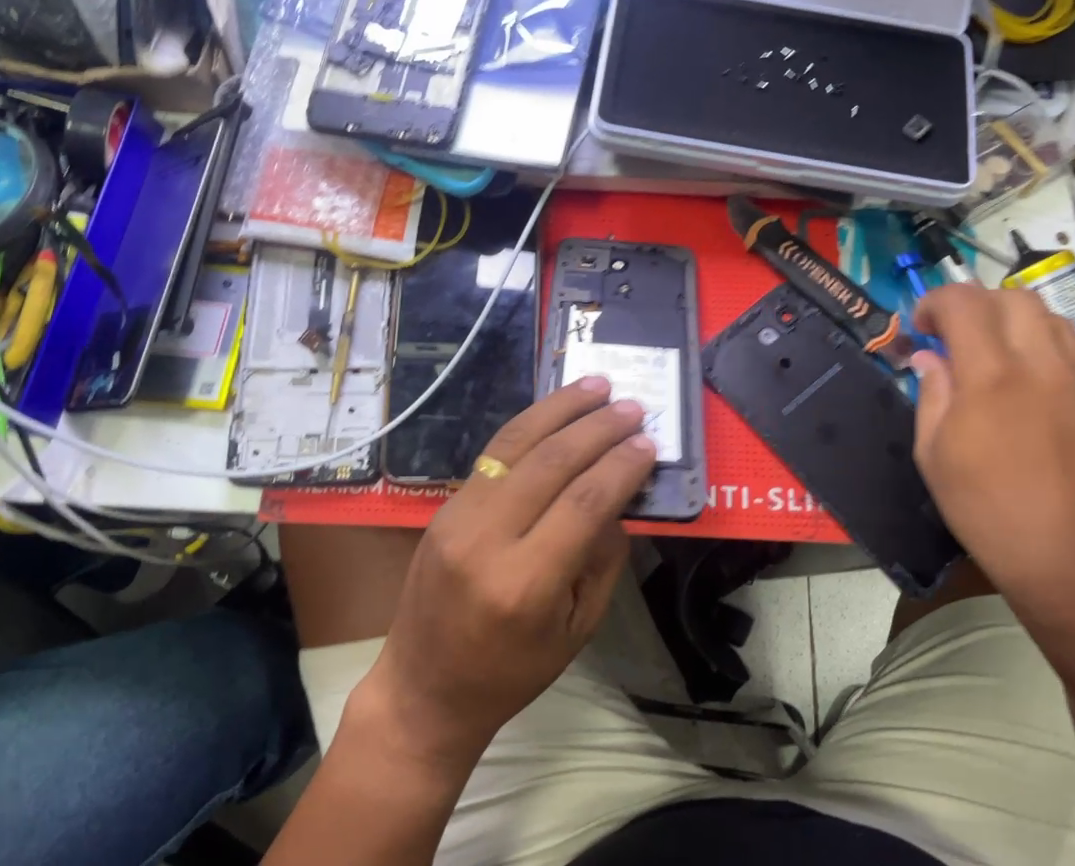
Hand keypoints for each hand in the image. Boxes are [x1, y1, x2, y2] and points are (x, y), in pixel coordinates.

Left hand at [351, 377, 654, 770]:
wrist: (424, 688)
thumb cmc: (511, 673)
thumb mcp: (576, 629)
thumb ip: (603, 560)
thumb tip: (620, 497)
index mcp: (524, 584)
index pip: (583, 504)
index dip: (621, 467)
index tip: (650, 443)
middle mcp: (486, 541)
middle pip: (550, 463)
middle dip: (597, 429)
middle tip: (633, 408)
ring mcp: (457, 518)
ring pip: (515, 445)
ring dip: (560, 410)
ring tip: (596, 386)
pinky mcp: (444, 507)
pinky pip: (493, 455)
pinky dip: (529, 427)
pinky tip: (556, 412)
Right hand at [909, 286, 1074, 618]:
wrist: (1070, 553)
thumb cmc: (986, 510)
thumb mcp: (933, 455)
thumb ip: (931, 395)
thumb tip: (929, 359)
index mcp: (990, 375)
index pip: (964, 302)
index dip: (934, 302)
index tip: (919, 328)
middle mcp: (1038, 362)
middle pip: (1010, 296)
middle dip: (972, 303)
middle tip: (950, 334)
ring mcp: (1072, 377)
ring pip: (1046, 312)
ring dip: (1009, 315)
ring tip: (987, 347)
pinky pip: (1066, 342)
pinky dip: (1037, 337)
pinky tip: (1019, 371)